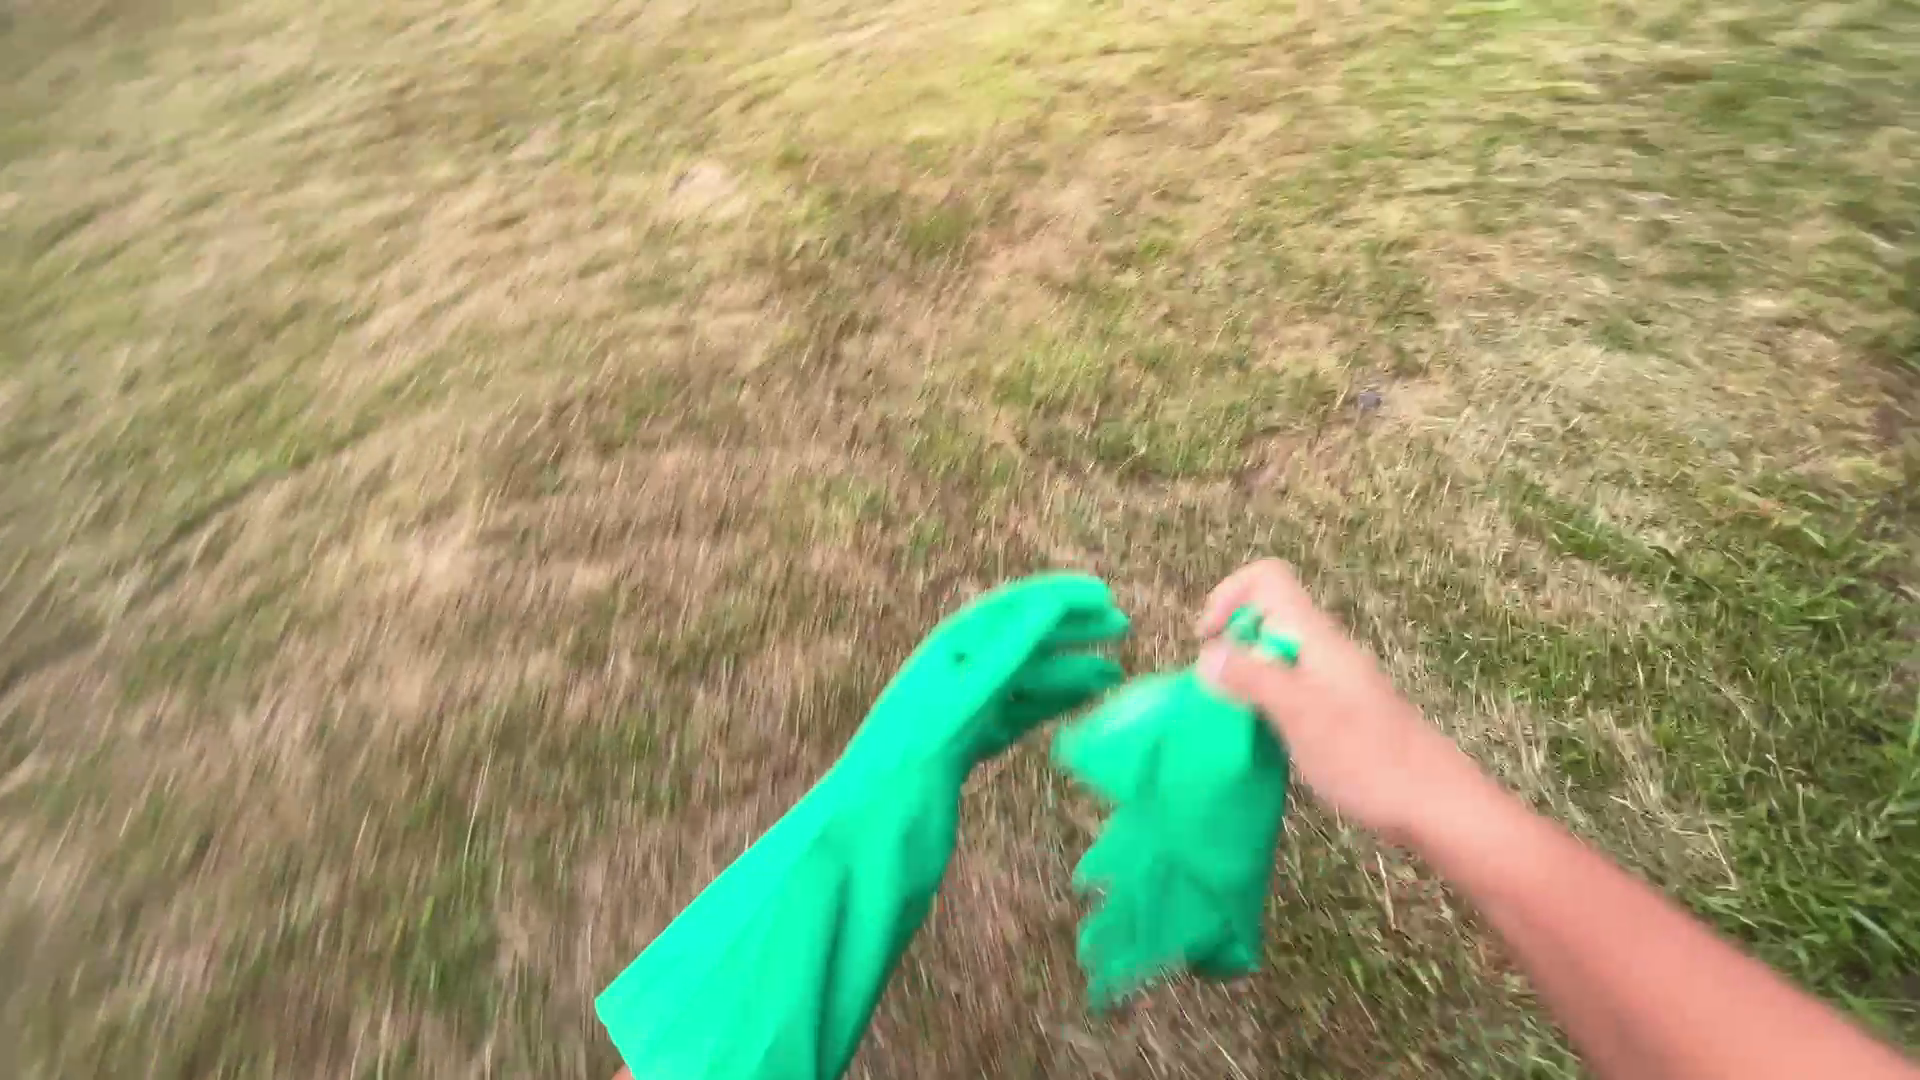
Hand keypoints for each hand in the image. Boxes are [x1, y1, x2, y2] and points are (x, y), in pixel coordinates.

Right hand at [1194, 561, 1490, 841]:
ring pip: (1272, 653)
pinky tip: (1264, 736)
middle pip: (1264, 615)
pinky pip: (1285, 686)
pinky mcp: (1336, 710)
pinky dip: (1263, 700)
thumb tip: (1207, 654)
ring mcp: (1331, 679)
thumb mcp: (1300, 713)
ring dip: (1243, 674)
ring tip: (1234, 715)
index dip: (1228, 596)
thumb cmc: (1368, 757)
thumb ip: (1251, 677)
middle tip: (1216, 687)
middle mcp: (1322, 648)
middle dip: (1230, 641)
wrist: (1439, 807)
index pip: (1266, 579)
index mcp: (1315, 636)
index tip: (1208, 641)